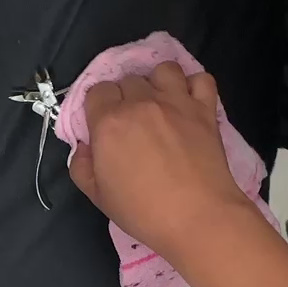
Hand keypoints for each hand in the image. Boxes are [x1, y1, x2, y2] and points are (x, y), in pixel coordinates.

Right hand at [68, 62, 251, 247]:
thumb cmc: (141, 210)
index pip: (97, 91)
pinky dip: (192, 86)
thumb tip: (84, 147)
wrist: (195, 216)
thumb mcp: (97, 196)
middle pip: (128, 80)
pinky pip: (199, 78)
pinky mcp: (205, 108)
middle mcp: (142, 103)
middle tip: (129, 123)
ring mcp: (177, 102)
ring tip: (157, 104)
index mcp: (109, 123)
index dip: (97, 107)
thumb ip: (81, 166)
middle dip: (124, 97)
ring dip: (156, 82)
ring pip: (163, 70)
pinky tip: (186, 103)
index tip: (101, 125)